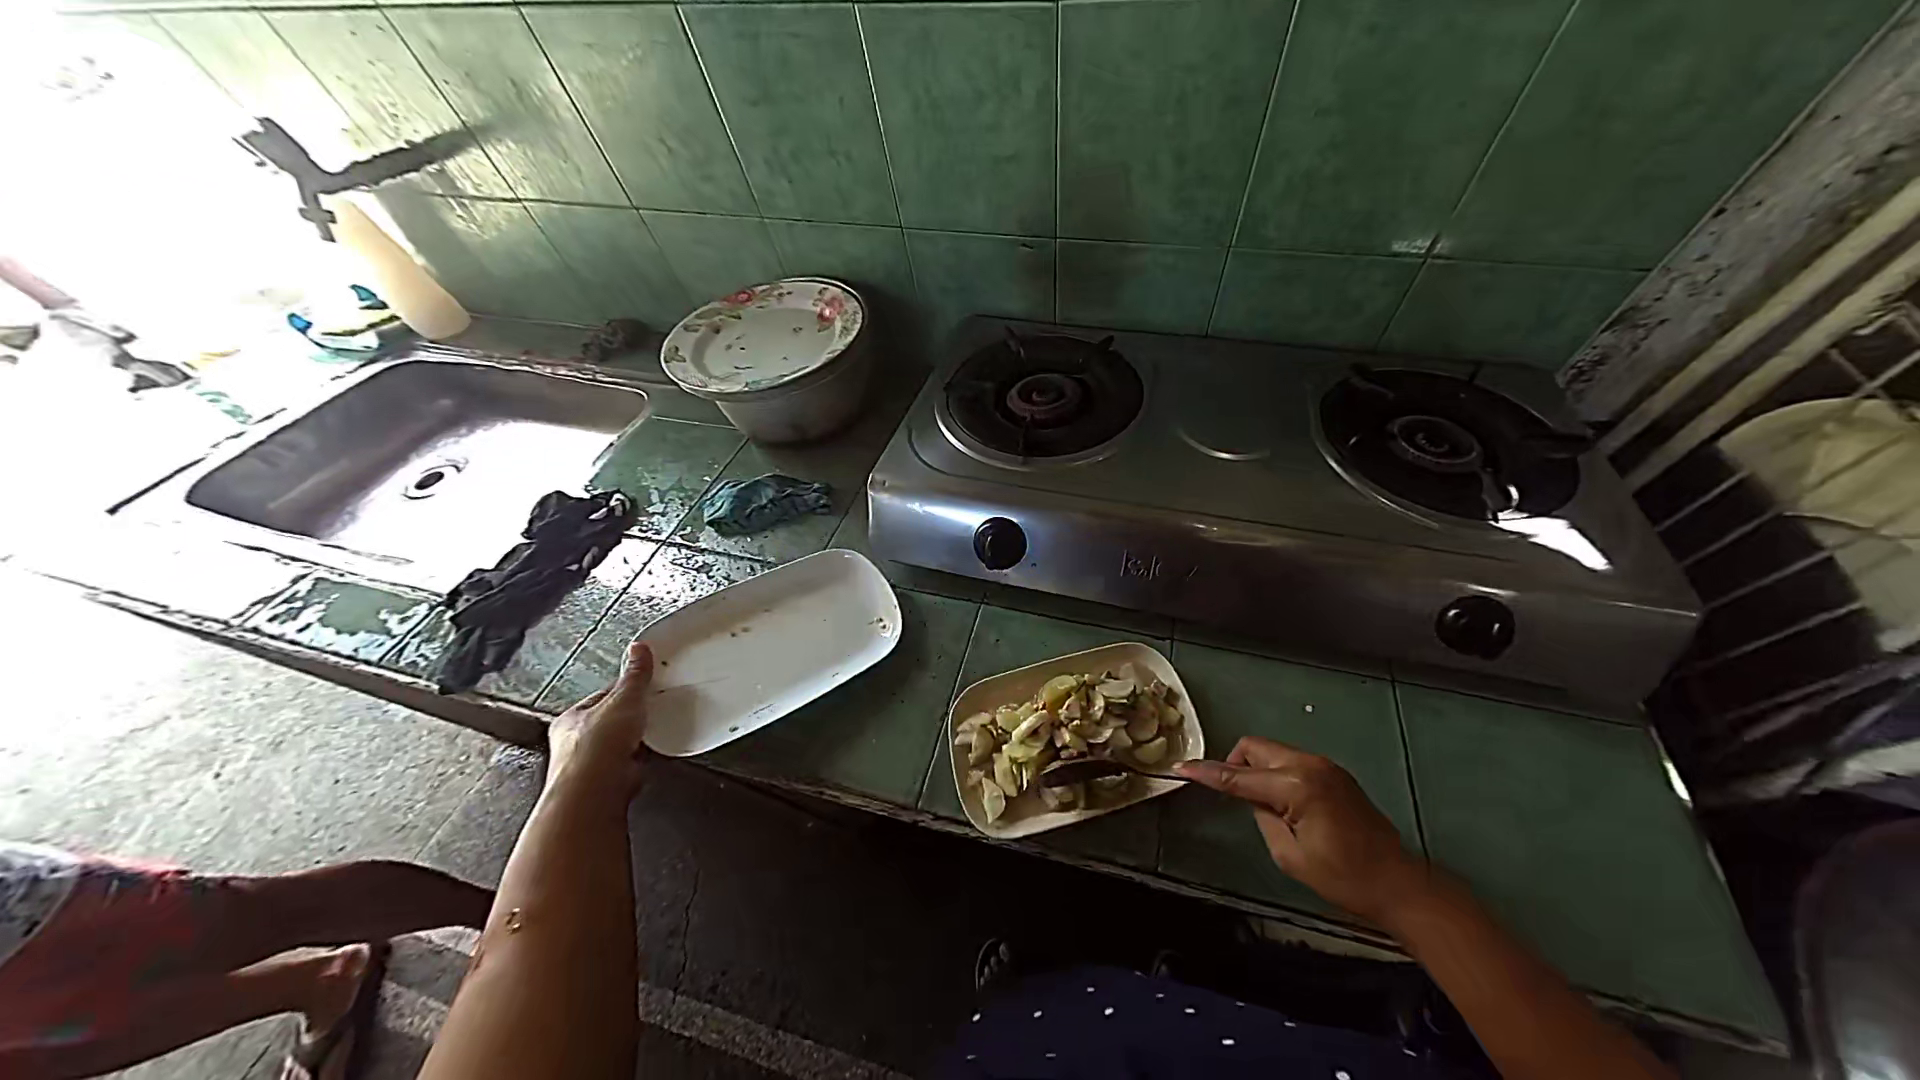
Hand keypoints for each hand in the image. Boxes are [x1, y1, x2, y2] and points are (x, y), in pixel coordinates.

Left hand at [547, 640, 653, 800]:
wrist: (596, 790)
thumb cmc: (594, 747)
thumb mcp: (623, 699)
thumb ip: (635, 675)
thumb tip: (638, 650)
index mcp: (571, 719)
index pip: (601, 697)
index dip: (624, 689)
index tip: (643, 684)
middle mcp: (575, 743)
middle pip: (611, 721)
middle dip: (632, 717)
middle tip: (650, 708)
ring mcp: (591, 765)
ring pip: (620, 745)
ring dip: (636, 740)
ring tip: (652, 732)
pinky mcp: (609, 783)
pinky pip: (631, 764)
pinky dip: (641, 759)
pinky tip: (649, 756)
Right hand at [1176, 736, 1427, 922]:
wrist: (1400, 885)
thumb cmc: (1343, 878)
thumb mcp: (1288, 854)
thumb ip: (1262, 815)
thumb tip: (1253, 798)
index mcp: (1296, 786)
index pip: (1238, 776)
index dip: (1207, 773)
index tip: (1182, 768)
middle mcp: (1309, 765)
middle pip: (1253, 748)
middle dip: (1235, 765)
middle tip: (1232, 797)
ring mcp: (1324, 766)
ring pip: (1271, 751)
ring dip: (1256, 768)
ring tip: (1261, 803)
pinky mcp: (1333, 773)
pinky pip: (1290, 760)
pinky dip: (1275, 772)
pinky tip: (1282, 801)